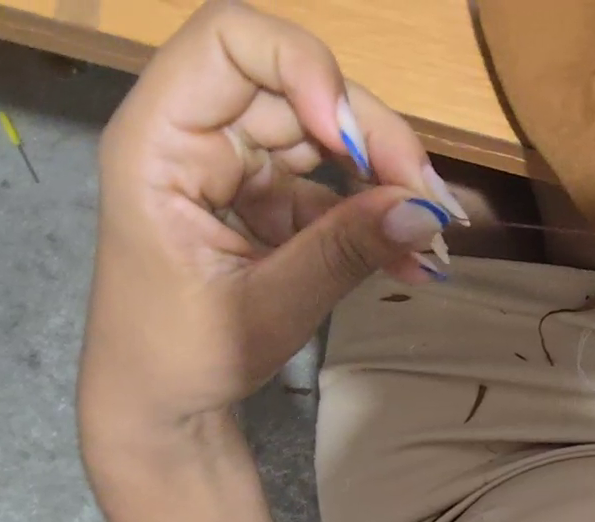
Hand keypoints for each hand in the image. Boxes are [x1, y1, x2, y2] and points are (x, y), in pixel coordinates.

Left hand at [80, 0, 467, 430]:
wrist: (164, 403)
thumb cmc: (185, 355)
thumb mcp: (268, 307)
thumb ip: (342, 252)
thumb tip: (424, 213)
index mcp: (161, 142)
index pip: (230, 44)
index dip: (302, 68)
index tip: (352, 140)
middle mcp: (199, 137)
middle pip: (297, 90)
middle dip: (372, 138)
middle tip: (431, 199)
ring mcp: (237, 169)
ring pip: (325, 140)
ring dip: (386, 181)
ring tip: (433, 233)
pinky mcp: (268, 203)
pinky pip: (333, 193)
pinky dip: (375, 222)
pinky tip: (412, 260)